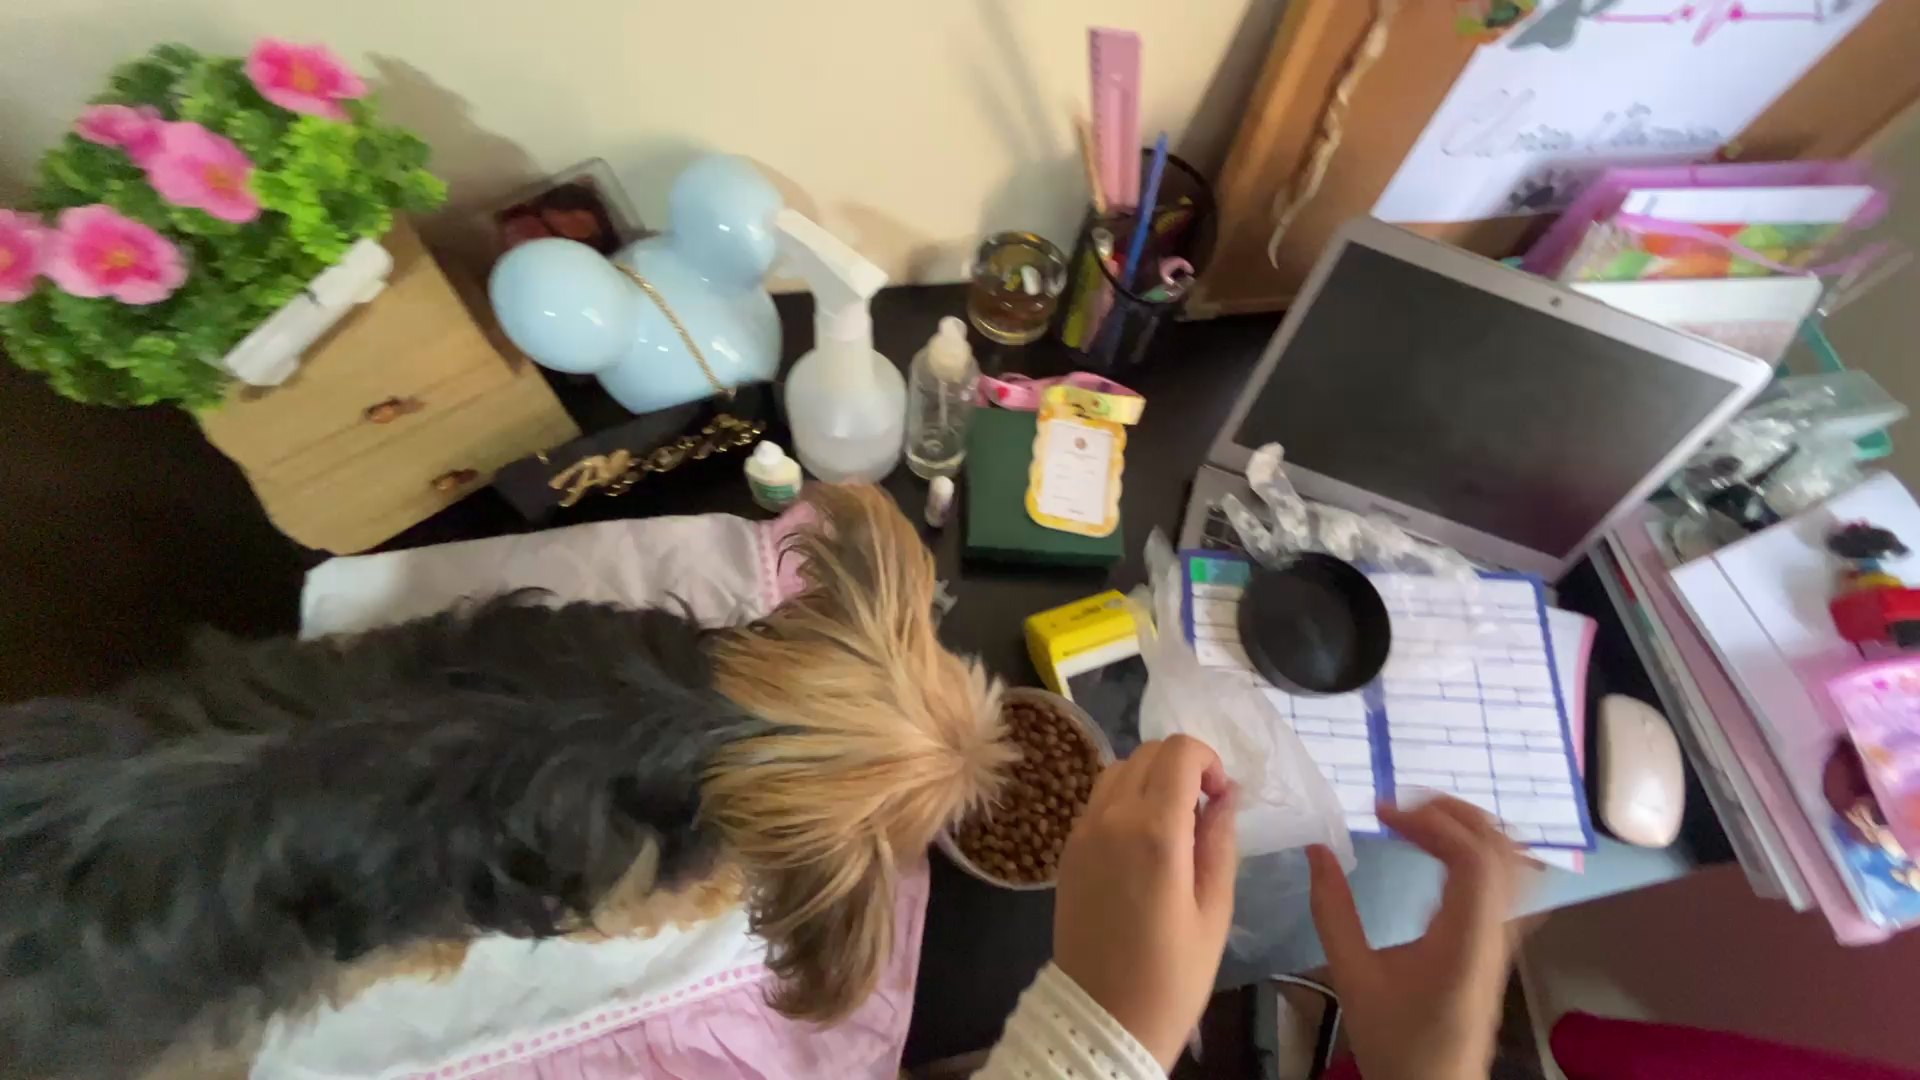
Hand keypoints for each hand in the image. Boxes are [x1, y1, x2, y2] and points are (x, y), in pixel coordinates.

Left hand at [1053, 735, 1239, 1069]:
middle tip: (1202, 810)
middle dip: (1182, 766)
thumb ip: (1220, 841)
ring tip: (1172, 824)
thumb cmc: (1172, 974)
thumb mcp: (1215, 911)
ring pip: (1119, 767)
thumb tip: (1225, 794)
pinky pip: (1099, 796)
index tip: (1220, 797)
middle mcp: (1112, 815)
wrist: (1102, 1014)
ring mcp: (1083, 827)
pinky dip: (1124, 797)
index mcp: (1155, 831)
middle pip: (1148, 751)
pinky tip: (1141, 838)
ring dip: (1150, 777)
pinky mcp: (1068, 843)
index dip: (1207, 761)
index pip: (1179, 751)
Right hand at [1308, 797, 1526, 1079]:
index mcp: (1462, 942)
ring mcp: (1502, 941)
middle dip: (1453, 813)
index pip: (1474, 863)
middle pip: (1503, 853)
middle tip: (1400, 804)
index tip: (1380, 813)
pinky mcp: (1497, 945)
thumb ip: (1332, 909)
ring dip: (1470, 828)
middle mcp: (1493, 935)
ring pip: (1514, 865)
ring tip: (1421, 816)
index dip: (1430, 823)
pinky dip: (1480, 851)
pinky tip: (1442, 849)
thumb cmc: (1393, 1039)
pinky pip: (1508, 883)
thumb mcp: (1351, 974)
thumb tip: (1317, 848)